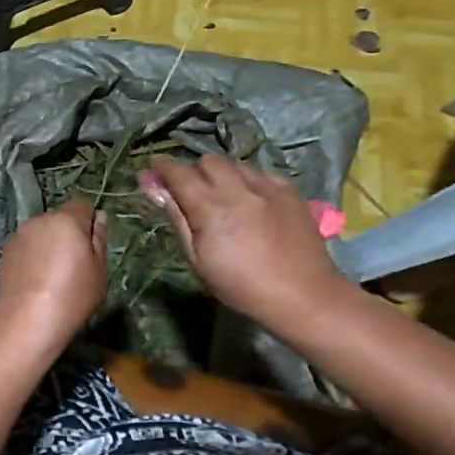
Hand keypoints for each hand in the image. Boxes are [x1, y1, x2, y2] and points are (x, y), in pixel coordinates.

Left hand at [0, 199, 108, 350]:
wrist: (23, 324)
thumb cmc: (71, 296)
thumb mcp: (99, 270)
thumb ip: (100, 238)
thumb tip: (100, 217)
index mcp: (67, 219)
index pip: (84, 204)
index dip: (91, 221)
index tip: (93, 247)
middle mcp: (40, 220)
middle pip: (62, 217)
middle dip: (70, 233)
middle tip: (77, 265)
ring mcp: (19, 236)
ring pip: (43, 232)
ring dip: (51, 244)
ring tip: (54, 276)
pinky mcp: (5, 253)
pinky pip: (28, 246)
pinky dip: (35, 257)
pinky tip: (36, 282)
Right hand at [139, 155, 351, 321]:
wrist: (301, 294)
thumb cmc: (242, 287)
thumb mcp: (198, 261)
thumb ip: (177, 218)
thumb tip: (153, 187)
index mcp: (211, 208)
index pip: (178, 173)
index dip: (162, 167)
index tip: (153, 170)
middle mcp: (238, 188)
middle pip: (208, 161)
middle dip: (195, 172)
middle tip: (193, 193)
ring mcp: (266, 186)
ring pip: (235, 164)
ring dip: (223, 175)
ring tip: (225, 199)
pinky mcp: (288, 189)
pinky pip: (260, 173)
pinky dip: (249, 181)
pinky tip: (252, 202)